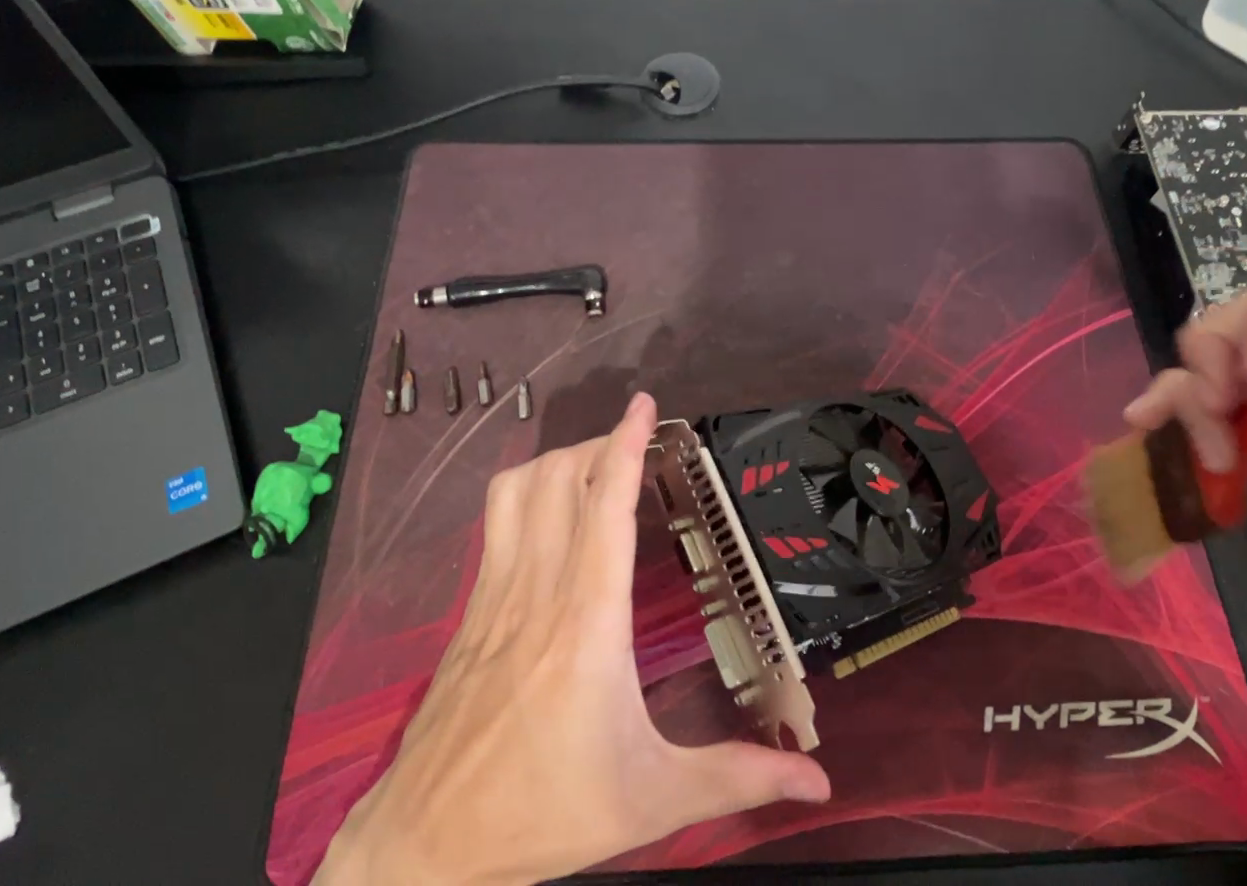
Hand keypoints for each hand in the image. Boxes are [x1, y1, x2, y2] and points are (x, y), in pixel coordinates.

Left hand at [314, 393, 829, 885]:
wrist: (427, 841)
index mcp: (587, 624)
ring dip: (557, 461)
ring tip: (596, 466)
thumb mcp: (652, 800)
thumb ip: (739, 778)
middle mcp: (537, 594)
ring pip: (516, 492)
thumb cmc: (543, 813)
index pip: (606, 509)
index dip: (626, 446)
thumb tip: (819, 781)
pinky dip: (527, 494)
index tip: (645, 406)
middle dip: (599, 443)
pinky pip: (496, 525)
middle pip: (559, 481)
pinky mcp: (470, 614)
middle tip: (638, 443)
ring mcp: (494, 599)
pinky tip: (553, 516)